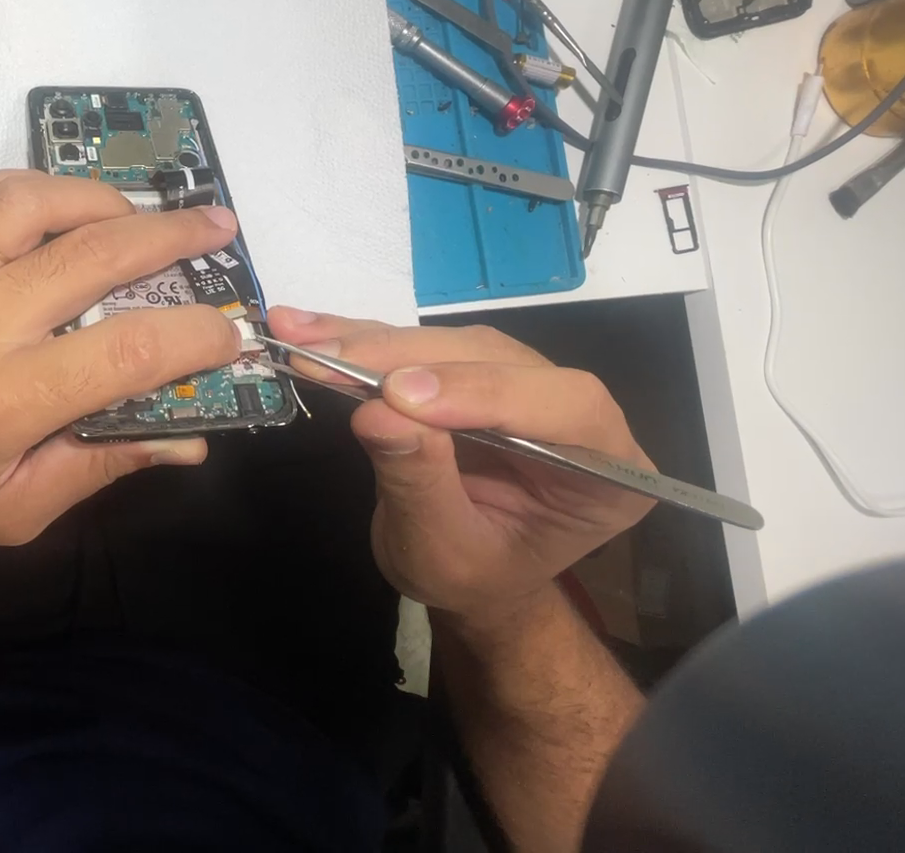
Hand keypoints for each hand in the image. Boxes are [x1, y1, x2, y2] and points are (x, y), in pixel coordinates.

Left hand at [0, 171, 242, 559]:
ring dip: (99, 200)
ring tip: (140, 215)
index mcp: (2, 400)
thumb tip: (187, 438)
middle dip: (172, 238)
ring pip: (30, 203)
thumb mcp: (15, 509)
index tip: (232, 328)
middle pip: (92, 256)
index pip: (125, 352)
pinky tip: (56, 208)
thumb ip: (102, 467)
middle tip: (218, 228)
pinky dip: (25, 189)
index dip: (194, 335)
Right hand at [267, 308, 653, 622]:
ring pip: (446, 342)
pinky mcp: (462, 372)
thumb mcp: (441, 550)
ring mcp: (514, 384)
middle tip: (324, 357)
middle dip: (402, 357)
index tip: (398, 395)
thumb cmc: (468, 577)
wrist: (458, 574)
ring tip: (300, 339)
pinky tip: (305, 326)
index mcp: (604, 471)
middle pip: (494, 360)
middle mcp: (568, 415)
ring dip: (367, 340)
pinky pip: (411, 345)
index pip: (565, 407)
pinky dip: (354, 337)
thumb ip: (418, 483)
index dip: (484, 390)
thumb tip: (376, 413)